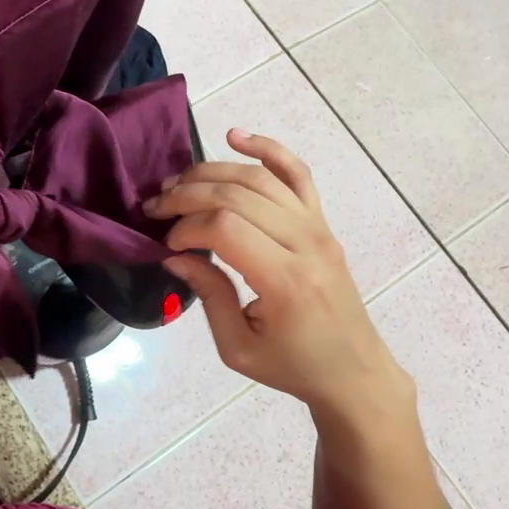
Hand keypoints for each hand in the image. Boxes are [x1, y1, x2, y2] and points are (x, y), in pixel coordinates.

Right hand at [146, 130, 411, 422]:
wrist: (353, 371)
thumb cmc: (292, 365)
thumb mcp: (237, 346)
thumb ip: (208, 295)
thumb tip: (174, 255)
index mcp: (286, 281)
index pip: (225, 227)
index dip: (186, 228)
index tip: (167, 246)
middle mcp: (306, 243)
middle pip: (238, 195)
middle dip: (187, 195)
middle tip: (155, 209)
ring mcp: (319, 228)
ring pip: (259, 178)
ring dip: (211, 173)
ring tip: (176, 183)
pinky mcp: (322, 222)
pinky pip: (297, 173)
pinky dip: (267, 149)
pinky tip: (235, 137)